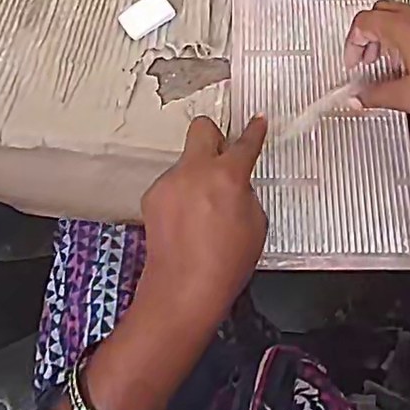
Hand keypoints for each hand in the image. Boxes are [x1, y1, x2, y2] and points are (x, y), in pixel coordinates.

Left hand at [136, 115, 268, 325]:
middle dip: (215, 136)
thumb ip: (245, 193)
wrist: (184, 288)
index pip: (245, 142)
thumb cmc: (224, 264)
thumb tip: (236, 185)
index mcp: (228, 175)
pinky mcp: (152, 197)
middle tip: (223, 157)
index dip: (254, 130)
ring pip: (186, 162)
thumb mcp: (255, 225)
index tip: (256, 122)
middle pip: (202, 128)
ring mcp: (169, 182)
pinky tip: (187, 222)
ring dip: (196, 175)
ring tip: (204, 211)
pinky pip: (171, 185)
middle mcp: (195, 170)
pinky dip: (180, 195)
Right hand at [344, 1, 409, 124]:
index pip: (364, 21)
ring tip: (389, 68)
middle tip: (366, 62)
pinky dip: (408, 41)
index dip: (352, 44)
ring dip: (387, 39)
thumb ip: (375, 95)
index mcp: (404, 28)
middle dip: (367, 36)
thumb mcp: (408, 97)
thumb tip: (357, 97)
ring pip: (402, 18)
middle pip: (381, 12)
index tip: (353, 65)